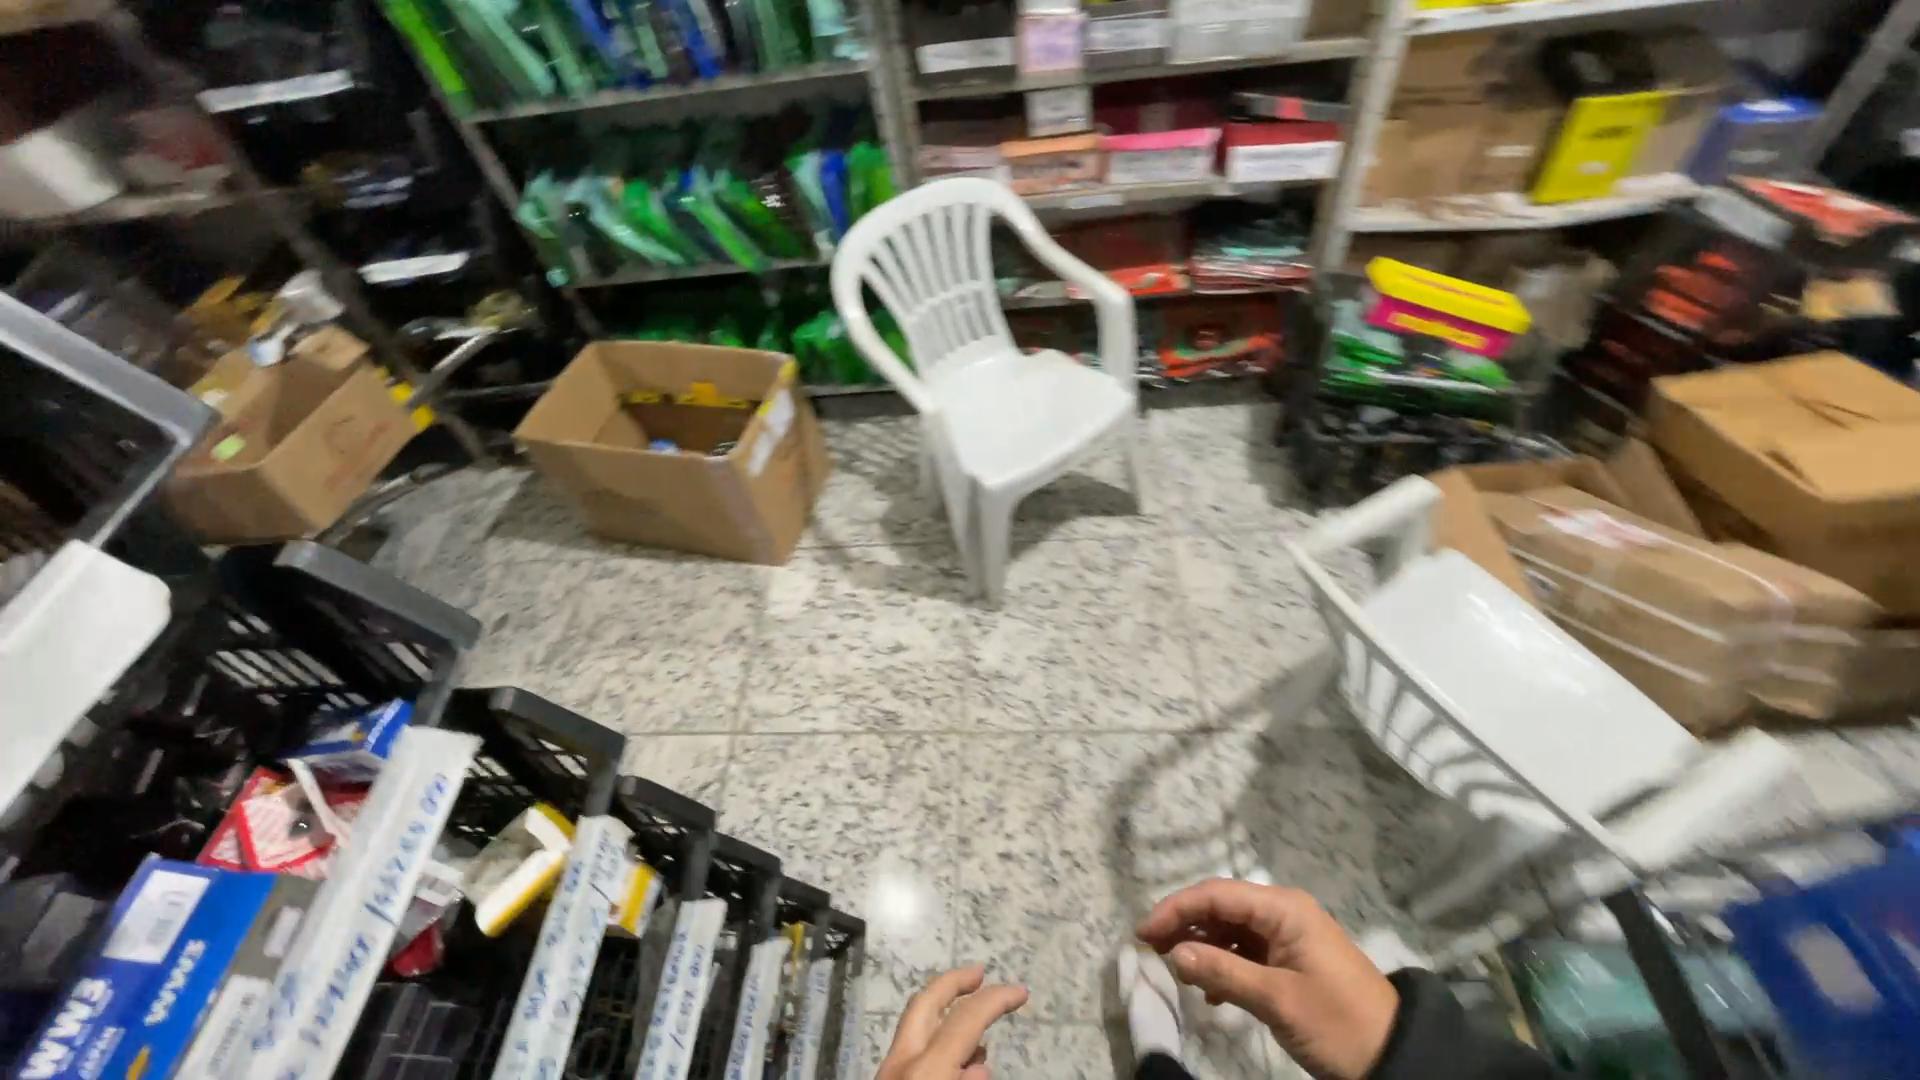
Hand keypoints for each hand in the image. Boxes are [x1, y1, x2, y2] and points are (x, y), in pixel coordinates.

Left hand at [878, 965, 1028, 1079]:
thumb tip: (979, 1065)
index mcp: (927, 1068)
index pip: (967, 1018)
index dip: (997, 999)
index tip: (1021, 991)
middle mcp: (902, 1060)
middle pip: (925, 1002)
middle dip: (953, 981)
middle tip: (980, 973)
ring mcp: (887, 1070)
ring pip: (913, 1024)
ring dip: (943, 1012)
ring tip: (973, 1020)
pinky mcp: (882, 1078)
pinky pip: (909, 1051)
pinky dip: (932, 1043)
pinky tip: (951, 1061)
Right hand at [1136, 879, 1398, 1079]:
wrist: (1397, 1057)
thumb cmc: (1337, 1022)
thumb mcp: (1277, 999)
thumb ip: (1223, 972)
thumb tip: (1174, 954)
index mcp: (1283, 908)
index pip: (1216, 894)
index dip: (1175, 909)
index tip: (1144, 933)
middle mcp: (1282, 911)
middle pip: (1220, 907)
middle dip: (1184, 925)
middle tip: (1151, 949)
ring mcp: (1287, 935)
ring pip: (1229, 928)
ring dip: (1201, 946)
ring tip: (1176, 970)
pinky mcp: (1289, 959)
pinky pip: (1244, 950)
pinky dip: (1222, 964)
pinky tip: (1208, 990)